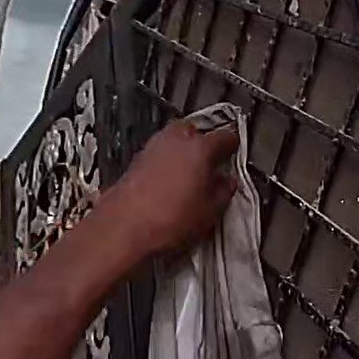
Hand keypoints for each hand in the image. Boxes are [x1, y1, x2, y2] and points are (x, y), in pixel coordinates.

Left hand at [96, 118, 239, 257]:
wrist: (124, 228)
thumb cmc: (168, 218)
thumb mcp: (210, 211)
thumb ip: (224, 191)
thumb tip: (227, 183)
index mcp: (200, 148)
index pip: (225, 137)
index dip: (233, 145)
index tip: (234, 151)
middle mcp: (175, 141)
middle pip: (195, 131)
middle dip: (203, 142)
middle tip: (211, 162)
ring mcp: (152, 148)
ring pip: (173, 140)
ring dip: (182, 151)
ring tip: (190, 175)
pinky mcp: (135, 161)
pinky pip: (158, 154)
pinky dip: (166, 162)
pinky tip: (169, 183)